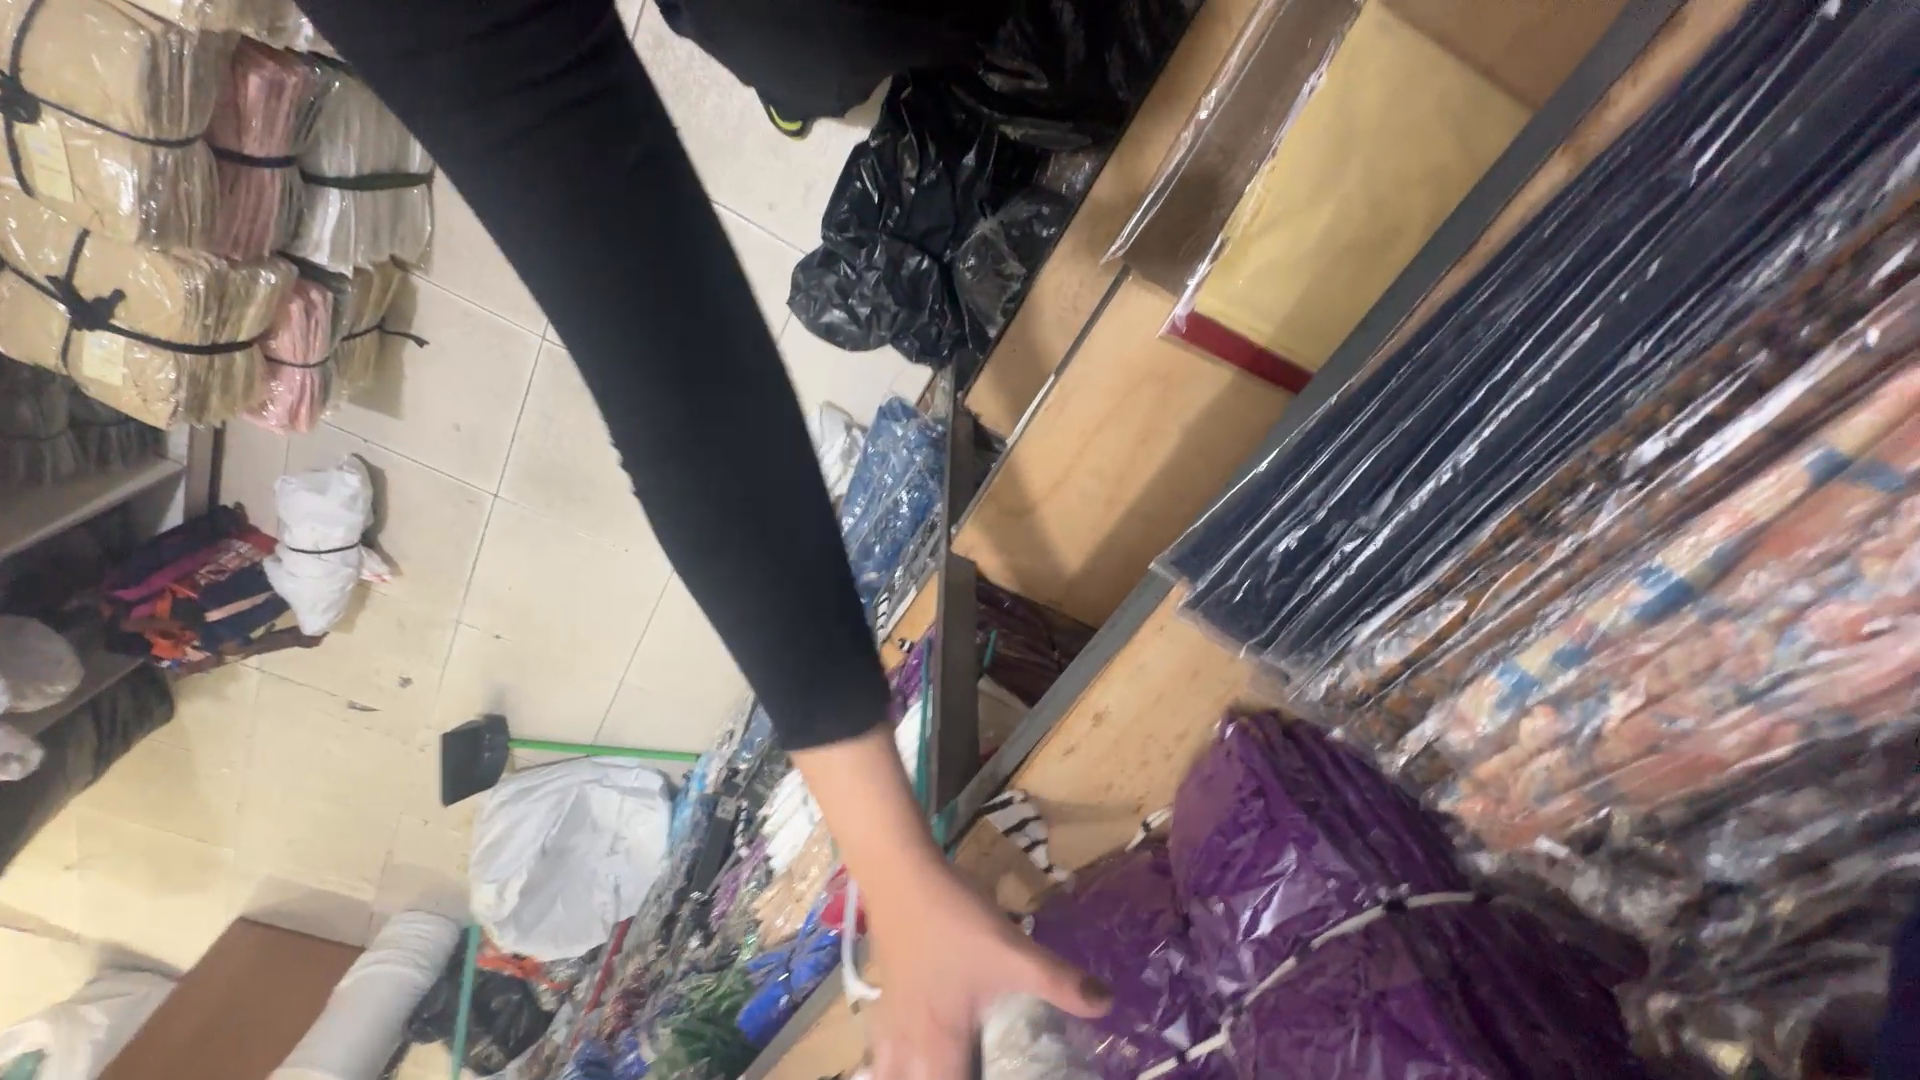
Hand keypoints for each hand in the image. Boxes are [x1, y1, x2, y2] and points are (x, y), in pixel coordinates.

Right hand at [865, 858, 1109, 1079]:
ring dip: (911, 1075)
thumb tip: (1107, 1003)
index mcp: (940, 1045)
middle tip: (974, 1070)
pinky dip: (894, 1056)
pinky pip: (882, 1046)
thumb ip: (1058, 980)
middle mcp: (910, 1043)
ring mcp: (891, 1018)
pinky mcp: (885, 992)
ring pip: (889, 1071)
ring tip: (935, 1067)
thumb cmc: (954, 918)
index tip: (998, 1078)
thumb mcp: (1012, 950)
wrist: (901, 873)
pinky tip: (913, 1039)